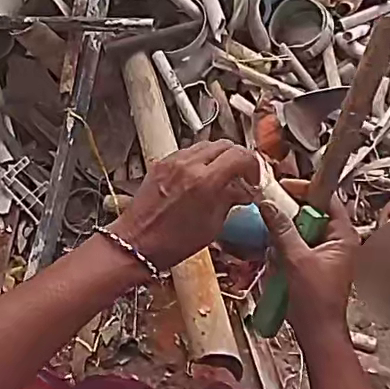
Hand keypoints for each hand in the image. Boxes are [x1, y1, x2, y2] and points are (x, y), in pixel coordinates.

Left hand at [106, 141, 258, 269]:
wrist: (137, 243)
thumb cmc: (172, 242)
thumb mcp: (212, 225)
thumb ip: (230, 200)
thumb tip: (242, 191)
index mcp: (205, 182)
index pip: (240, 156)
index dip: (253, 165)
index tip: (252, 178)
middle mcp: (188, 165)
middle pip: (225, 145)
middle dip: (237, 158)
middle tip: (241, 175)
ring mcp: (173, 162)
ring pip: (206, 145)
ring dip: (219, 157)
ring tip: (221, 176)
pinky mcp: (161, 163)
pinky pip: (188, 152)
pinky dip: (200, 160)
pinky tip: (201, 177)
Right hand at [259, 191, 358, 345]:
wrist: (317, 332)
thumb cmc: (317, 303)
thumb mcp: (296, 260)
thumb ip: (282, 230)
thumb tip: (270, 207)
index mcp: (343, 236)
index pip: (327, 198)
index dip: (305, 189)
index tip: (285, 187)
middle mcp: (337, 242)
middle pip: (311, 213)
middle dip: (289, 217)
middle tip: (273, 216)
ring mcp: (325, 253)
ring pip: (301, 231)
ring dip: (285, 236)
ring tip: (278, 249)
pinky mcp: (313, 264)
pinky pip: (296, 247)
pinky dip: (284, 250)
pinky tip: (279, 262)